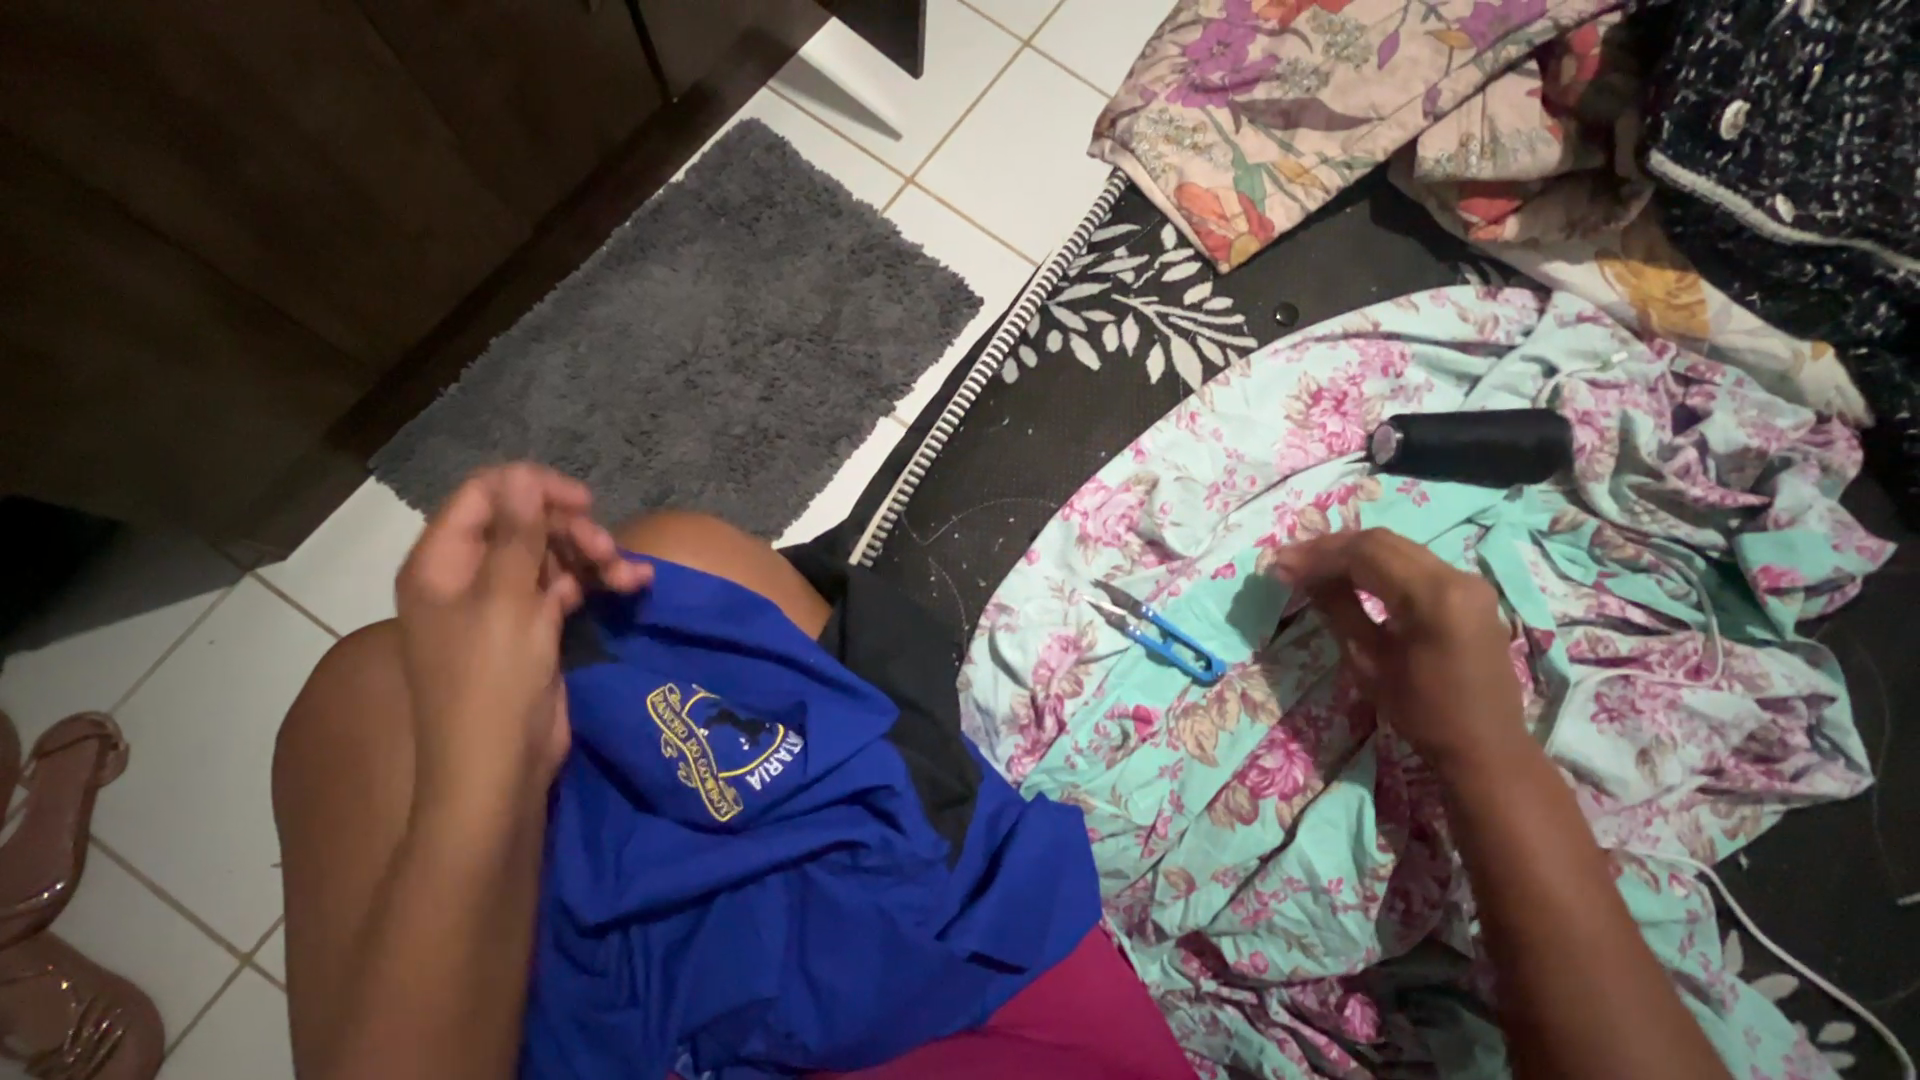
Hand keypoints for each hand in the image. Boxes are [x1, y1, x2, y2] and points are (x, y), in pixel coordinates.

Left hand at [394, 465, 649, 801]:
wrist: (498, 768)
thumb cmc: (491, 681)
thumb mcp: (506, 601)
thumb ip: (518, 534)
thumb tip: (521, 474)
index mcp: (441, 563)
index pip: (484, 496)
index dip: (533, 489)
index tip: (583, 502)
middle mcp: (468, 576)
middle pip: (524, 524)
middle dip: (572, 531)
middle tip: (607, 551)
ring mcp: (502, 604)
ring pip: (552, 556)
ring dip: (593, 558)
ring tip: (629, 576)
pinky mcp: (533, 628)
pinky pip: (565, 588)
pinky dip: (596, 585)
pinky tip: (634, 586)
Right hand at [1270, 528, 1526, 777]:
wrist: (1485, 745)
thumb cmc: (1422, 712)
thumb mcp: (1368, 661)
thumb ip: (1338, 608)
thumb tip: (1299, 573)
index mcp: (1433, 598)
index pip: (1364, 555)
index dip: (1317, 556)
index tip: (1279, 566)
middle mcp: (1456, 577)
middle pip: (1381, 543)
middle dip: (1331, 548)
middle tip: (1289, 561)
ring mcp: (1467, 581)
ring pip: (1398, 548)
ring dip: (1351, 552)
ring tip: (1311, 566)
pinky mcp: (1468, 591)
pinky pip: (1414, 563)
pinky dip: (1376, 564)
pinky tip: (1348, 575)